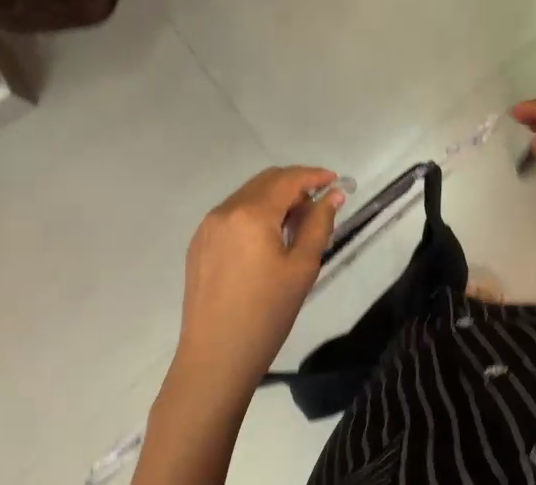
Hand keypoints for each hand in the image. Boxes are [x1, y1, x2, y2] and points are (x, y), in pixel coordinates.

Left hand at [177, 166, 345, 384]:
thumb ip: (319, 224)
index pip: (288, 179)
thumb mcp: (302, 268)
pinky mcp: (198, 245)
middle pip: (266, 181)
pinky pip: (232, 215)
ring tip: (295, 226)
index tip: (337, 182)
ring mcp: (207, 228)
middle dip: (295, 185)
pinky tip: (267, 240)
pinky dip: (255, 214)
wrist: (215, 359)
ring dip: (275, 199)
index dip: (315, 176)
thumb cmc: (266, 314)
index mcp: (251, 214)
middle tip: (319, 207)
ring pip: (248, 196)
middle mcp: (224, 211)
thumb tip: (333, 196)